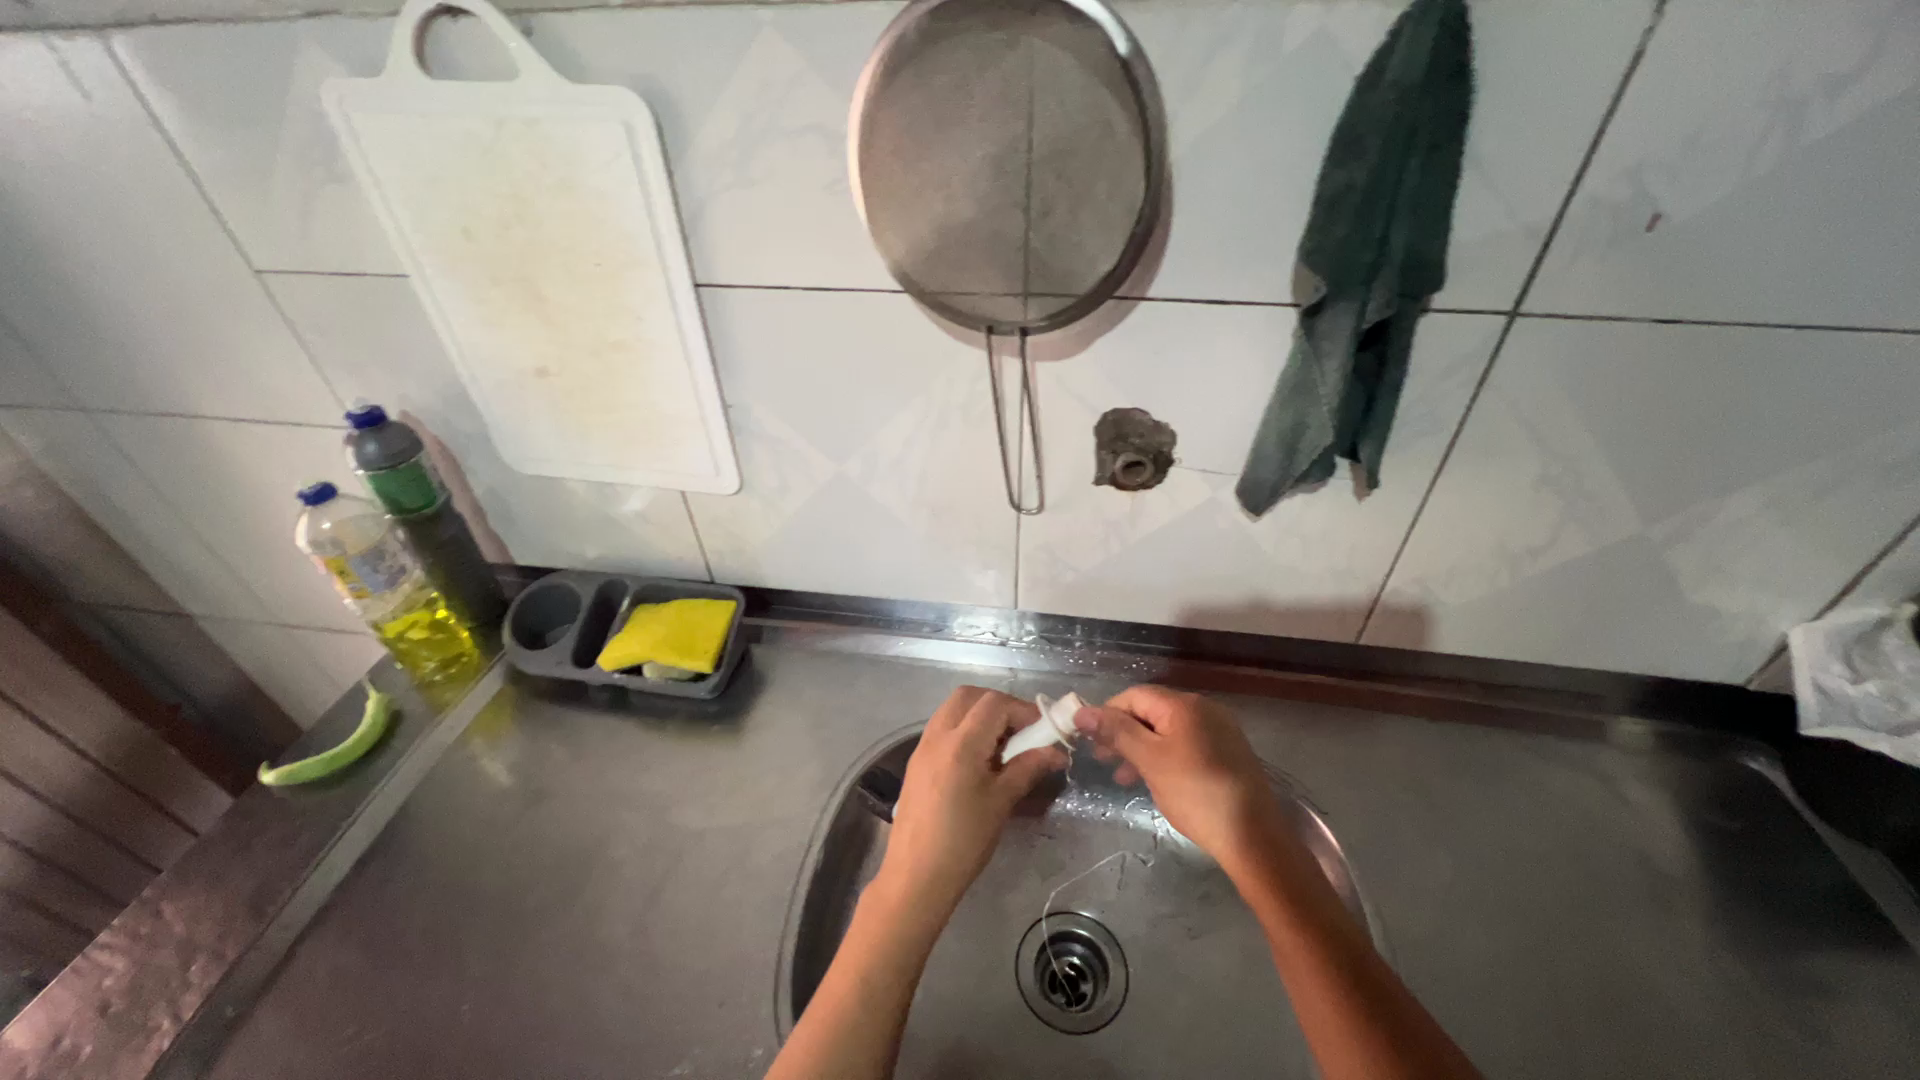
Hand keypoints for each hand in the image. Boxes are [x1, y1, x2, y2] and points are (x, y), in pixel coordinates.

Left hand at [878, 686, 1067, 913]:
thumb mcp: (1001, 802)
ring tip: (1003, 747)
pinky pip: (942, 729)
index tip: (1043, 732)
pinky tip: (980, 761)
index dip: (1023, 711)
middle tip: (1022, 732)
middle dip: (999, 706)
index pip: (995, 704)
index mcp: (961, 743)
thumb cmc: (964, 841)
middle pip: (969, 697)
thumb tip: (1055, 752)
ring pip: (953, 710)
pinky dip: (964, 730)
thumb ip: (1028, 768)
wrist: (916, 876)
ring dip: (980, 716)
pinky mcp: (917, 762)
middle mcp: (937, 736)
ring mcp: (922, 748)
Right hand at [1075, 686, 1287, 871]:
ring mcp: (1218, 731)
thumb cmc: (1196, 794)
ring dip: (1140, 748)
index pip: (1134, 695)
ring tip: (1122, 776)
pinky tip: (1152, 780)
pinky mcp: (1225, 753)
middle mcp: (1203, 710)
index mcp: (1184, 705)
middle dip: (1122, 732)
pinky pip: (1184, 745)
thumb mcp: (1150, 761)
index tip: (1088, 740)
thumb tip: (1082, 712)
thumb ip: (1116, 732)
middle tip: (1101, 758)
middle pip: (1151, 711)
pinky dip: (1162, 757)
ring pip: (1166, 730)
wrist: (1252, 836)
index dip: (1107, 713)